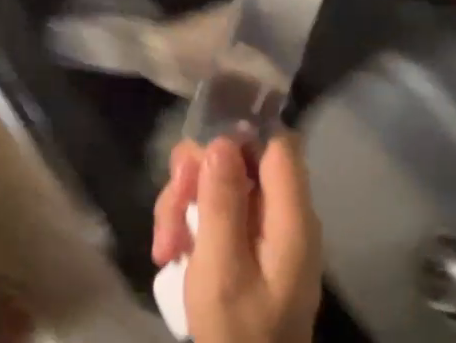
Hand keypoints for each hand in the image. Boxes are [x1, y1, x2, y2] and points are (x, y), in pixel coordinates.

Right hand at [152, 134, 322, 342]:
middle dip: (195, 176)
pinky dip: (187, 222)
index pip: (278, 146)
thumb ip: (222, 202)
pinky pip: (214, 209)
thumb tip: (222, 141)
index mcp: (290, 220)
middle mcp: (283, 216)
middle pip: (237, 160)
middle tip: (172, 207)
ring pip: (217, 182)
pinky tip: (170, 250)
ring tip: (165, 243)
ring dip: (183, 202)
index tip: (199, 146)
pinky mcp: (247, 242)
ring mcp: (265, 230)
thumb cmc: (237, 329)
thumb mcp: (220, 266)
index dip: (239, 132)